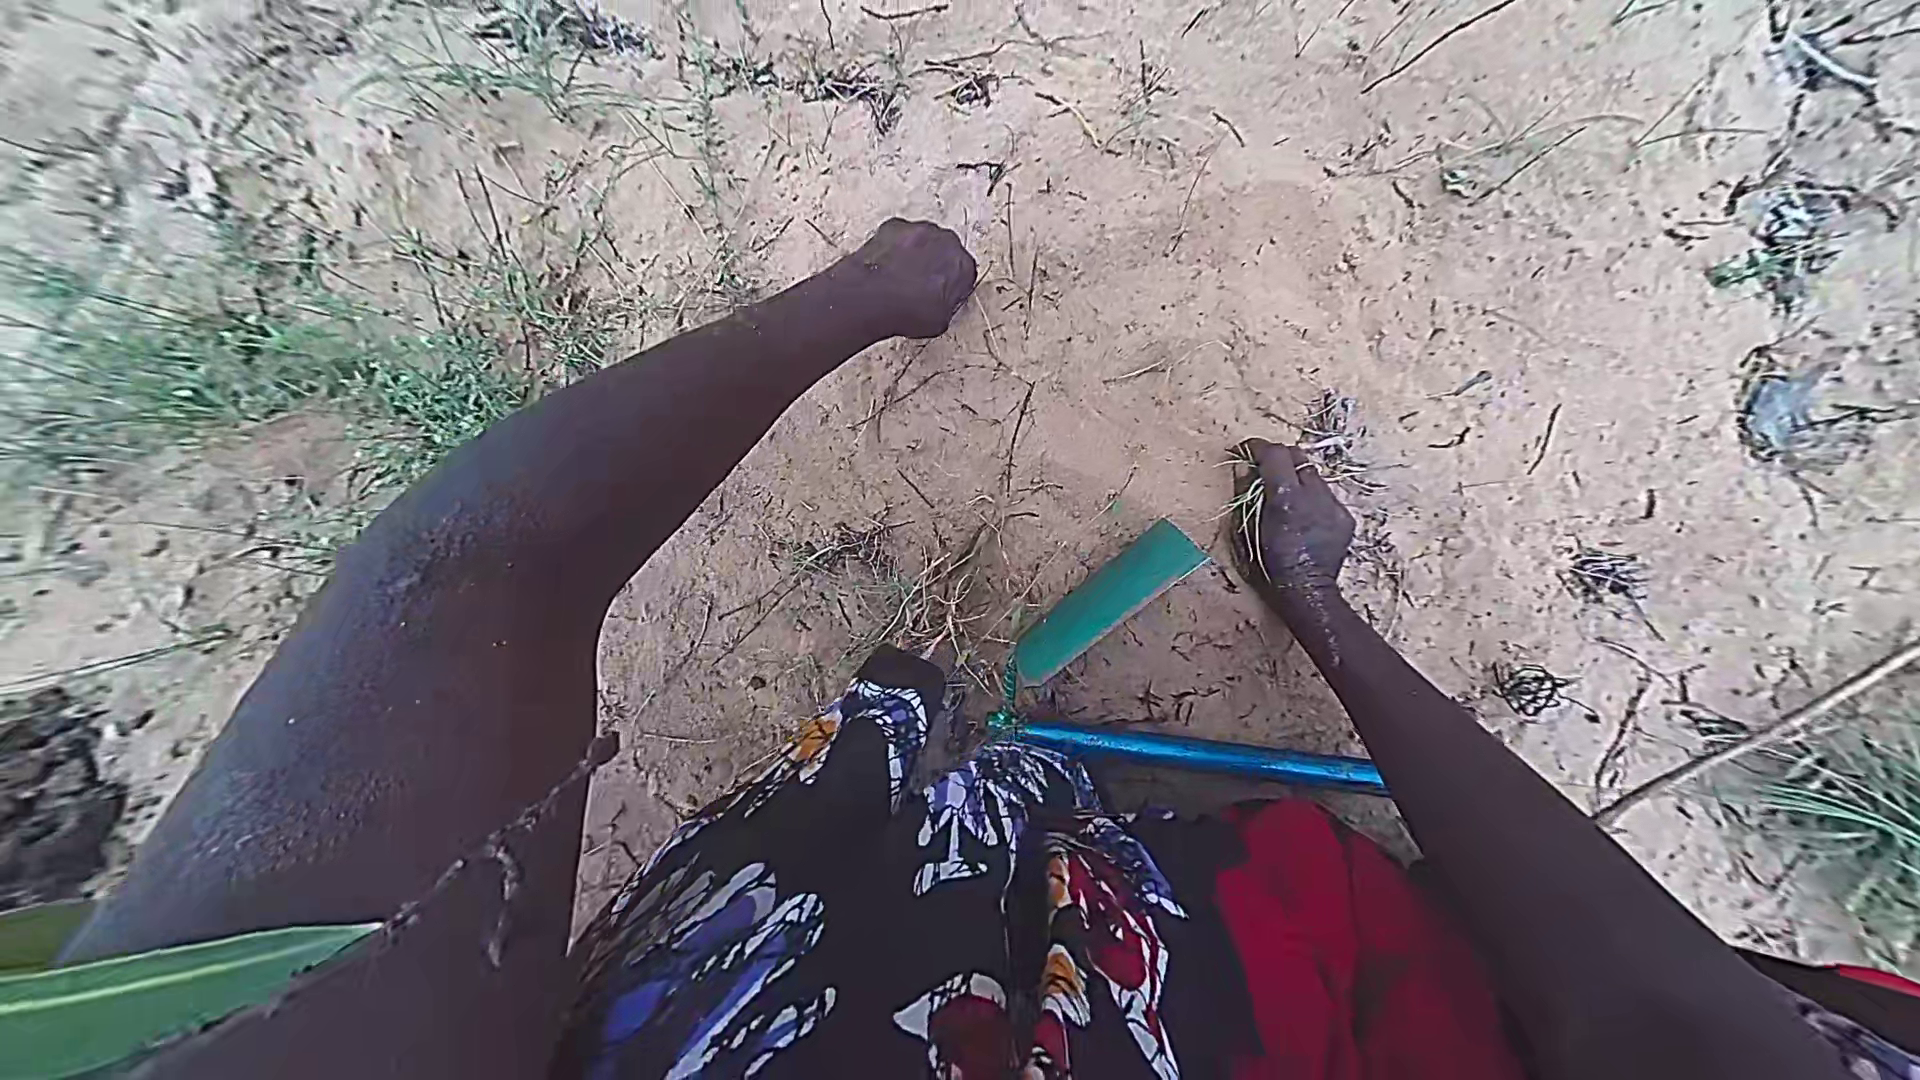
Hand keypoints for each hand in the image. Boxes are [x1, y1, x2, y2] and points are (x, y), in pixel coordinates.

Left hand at [835, 219, 977, 338]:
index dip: (953, 286)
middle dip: (936, 266)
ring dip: (915, 255)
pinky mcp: (892, 225)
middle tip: (922, 288)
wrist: (873, 297)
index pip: (965, 273)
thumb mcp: (939, 322)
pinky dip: (894, 249)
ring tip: (901, 280)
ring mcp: (919, 229)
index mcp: (963, 265)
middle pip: (945, 252)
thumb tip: (941, 306)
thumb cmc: (906, 309)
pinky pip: (898, 237)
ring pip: (922, 241)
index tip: (944, 296)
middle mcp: (946, 240)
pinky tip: (887, 269)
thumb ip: (947, 306)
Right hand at [1232, 440, 1355, 601]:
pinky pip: (1325, 497)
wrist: (1306, 589)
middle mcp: (1313, 495)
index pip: (1274, 454)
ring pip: (1313, 476)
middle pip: (1297, 456)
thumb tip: (1243, 468)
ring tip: (1283, 496)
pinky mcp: (1345, 517)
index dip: (1256, 447)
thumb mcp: (1245, 529)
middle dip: (1278, 457)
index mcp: (1285, 498)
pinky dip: (1311, 499)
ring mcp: (1333, 505)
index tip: (1244, 450)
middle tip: (1262, 467)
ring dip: (1295, 479)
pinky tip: (1302, 518)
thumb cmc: (1267, 564)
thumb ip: (1245, 495)